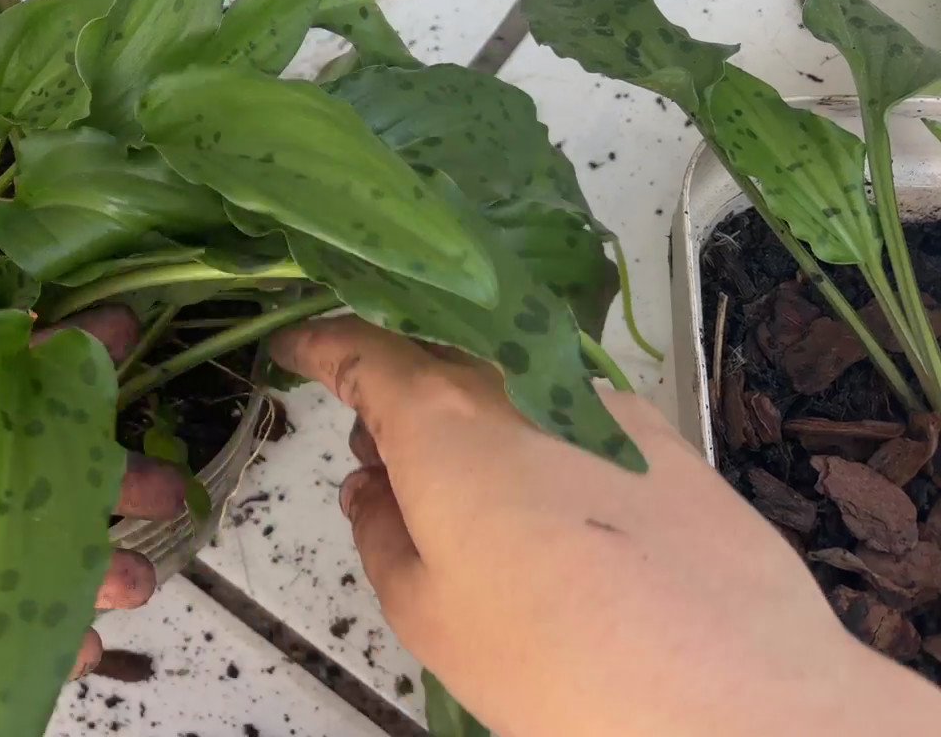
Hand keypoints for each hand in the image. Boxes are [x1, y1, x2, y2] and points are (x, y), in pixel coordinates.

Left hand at [0, 308, 184, 735]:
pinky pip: (35, 635)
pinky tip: (86, 644)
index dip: (67, 347)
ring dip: (106, 563)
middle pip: (56, 469)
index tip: (122, 323)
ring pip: (60, 552)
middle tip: (167, 487)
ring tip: (134, 580)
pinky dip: (66, 640)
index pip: (9, 377)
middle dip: (117, 471)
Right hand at [271, 315, 940, 736]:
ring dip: (459, 424)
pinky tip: (559, 512)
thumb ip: (376, 530)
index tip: (287, 347)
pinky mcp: (661, 441)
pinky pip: (564, 416)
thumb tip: (371, 489)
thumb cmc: (548, 654)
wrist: (756, 713)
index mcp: (435, 416)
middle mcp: (509, 387)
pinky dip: (531, 441)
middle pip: (424, 363)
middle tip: (379, 468)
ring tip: (469, 500)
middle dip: (386, 401)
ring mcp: (592, 406)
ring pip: (495, 389)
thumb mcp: (421, 607)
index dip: (312, 344)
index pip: (354, 348)